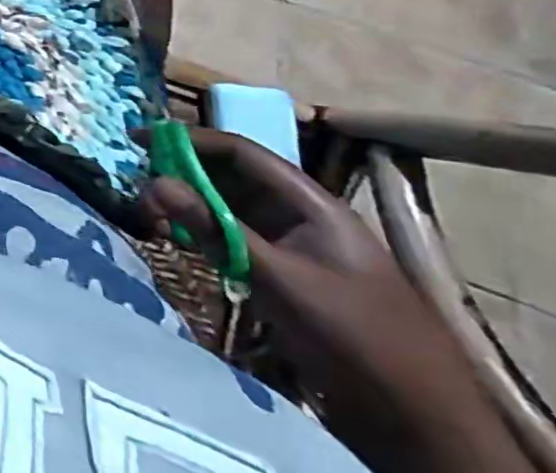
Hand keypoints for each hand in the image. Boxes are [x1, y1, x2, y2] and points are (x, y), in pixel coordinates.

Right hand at [138, 129, 523, 468]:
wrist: (419, 416)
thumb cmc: (355, 335)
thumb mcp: (278, 278)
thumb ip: (215, 228)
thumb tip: (154, 182)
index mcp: (309, 202)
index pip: (240, 152)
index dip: (189, 139)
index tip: (140, 138)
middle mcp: (297, 214)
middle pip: (229, 177)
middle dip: (181, 173)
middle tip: (137, 182)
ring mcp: (290, 245)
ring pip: (226, 208)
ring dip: (187, 205)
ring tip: (148, 212)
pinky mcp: (281, 274)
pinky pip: (232, 239)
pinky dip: (201, 234)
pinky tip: (177, 239)